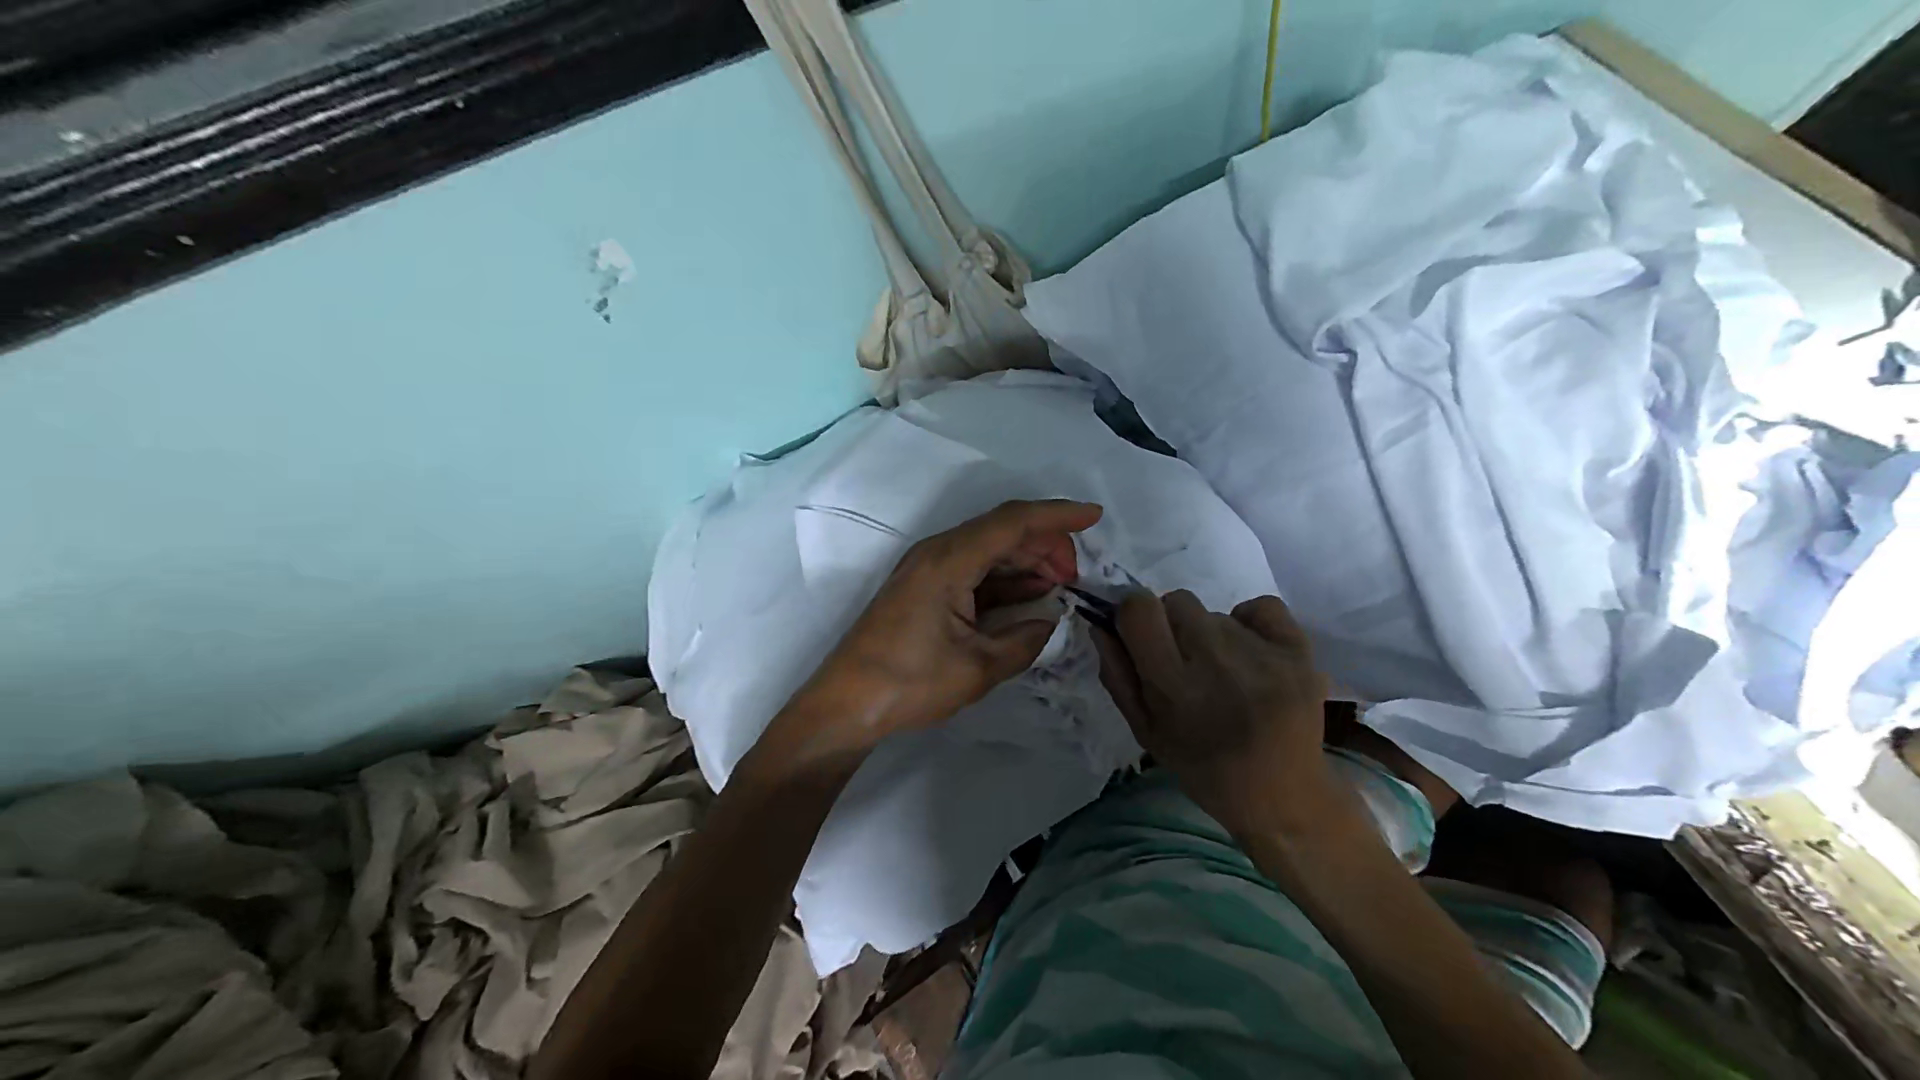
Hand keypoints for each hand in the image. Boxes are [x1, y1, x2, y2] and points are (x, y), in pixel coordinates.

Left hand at [781, 499, 1103, 756]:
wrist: (845, 705)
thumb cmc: (909, 684)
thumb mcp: (978, 668)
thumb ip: (1025, 639)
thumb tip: (1055, 621)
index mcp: (948, 561)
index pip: (1012, 522)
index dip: (1057, 516)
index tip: (1095, 516)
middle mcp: (937, 553)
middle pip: (1001, 530)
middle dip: (1046, 545)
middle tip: (1077, 578)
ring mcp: (928, 569)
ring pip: (988, 549)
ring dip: (1026, 562)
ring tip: (1060, 588)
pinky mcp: (924, 587)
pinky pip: (973, 569)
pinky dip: (1004, 578)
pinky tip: (1028, 597)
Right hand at [1095, 590, 1334, 837]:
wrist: (1282, 794)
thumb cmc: (1203, 767)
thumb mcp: (1145, 731)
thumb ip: (1117, 675)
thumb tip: (1100, 622)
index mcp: (1174, 685)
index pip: (1138, 608)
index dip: (1132, 615)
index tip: (1139, 635)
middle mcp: (1216, 659)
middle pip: (1175, 601)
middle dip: (1170, 625)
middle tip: (1183, 662)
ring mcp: (1262, 652)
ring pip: (1214, 611)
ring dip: (1209, 633)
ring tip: (1224, 674)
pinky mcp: (1299, 649)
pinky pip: (1261, 606)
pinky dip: (1250, 623)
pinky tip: (1251, 654)